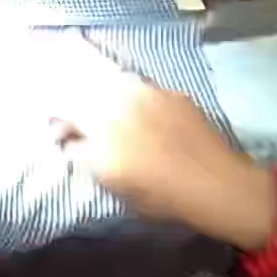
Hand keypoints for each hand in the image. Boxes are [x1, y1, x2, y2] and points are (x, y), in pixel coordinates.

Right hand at [49, 52, 276, 250]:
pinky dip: (129, 95)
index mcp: (102, 125)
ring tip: (108, 112)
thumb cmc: (161, 195)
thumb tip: (67, 137)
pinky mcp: (170, 93)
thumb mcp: (113, 183)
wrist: (218, 186)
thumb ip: (84, 155)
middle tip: (80, 119)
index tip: (59, 130)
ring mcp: (148, 92)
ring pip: (112, 81)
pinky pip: (139, 86)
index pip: (65, 107)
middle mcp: (121, 100)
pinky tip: (139, 114)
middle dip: (77, 100)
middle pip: (85, 87)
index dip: (58, 117)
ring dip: (102, 92)